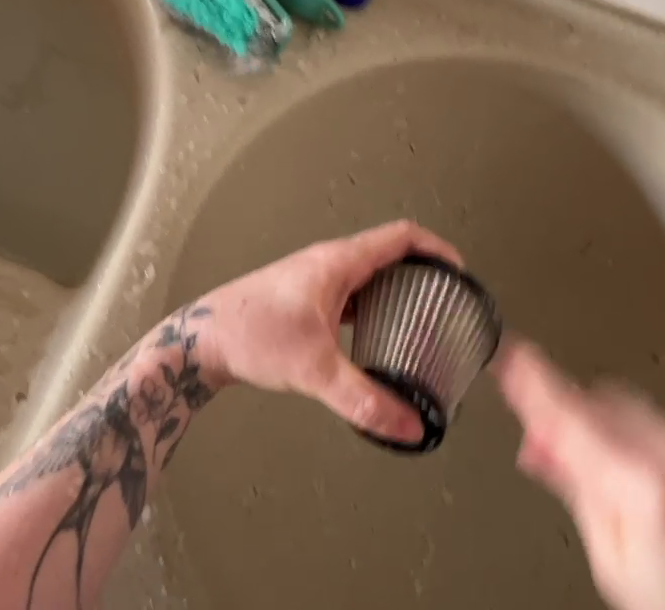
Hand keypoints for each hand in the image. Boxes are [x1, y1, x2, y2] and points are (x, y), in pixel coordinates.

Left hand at [198, 219, 461, 443]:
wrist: (202, 340)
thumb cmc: (253, 337)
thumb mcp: (314, 370)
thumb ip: (364, 400)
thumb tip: (411, 427)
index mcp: (338, 262)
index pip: (401, 237)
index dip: (437, 249)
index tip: (462, 275)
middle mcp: (330, 262)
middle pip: (391, 254)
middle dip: (425, 274)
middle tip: (451, 306)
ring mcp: (317, 279)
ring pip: (372, 276)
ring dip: (400, 291)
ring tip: (426, 323)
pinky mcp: (307, 297)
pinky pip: (355, 294)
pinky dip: (377, 308)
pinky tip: (384, 337)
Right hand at [495, 340, 664, 609]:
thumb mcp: (613, 566)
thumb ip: (577, 492)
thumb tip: (538, 445)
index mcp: (647, 487)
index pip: (571, 413)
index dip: (531, 379)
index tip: (505, 352)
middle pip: (602, 399)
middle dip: (568, 413)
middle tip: (540, 445)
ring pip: (632, 407)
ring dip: (601, 424)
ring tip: (590, 471)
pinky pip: (664, 424)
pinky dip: (635, 436)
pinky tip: (631, 474)